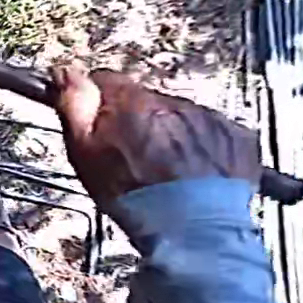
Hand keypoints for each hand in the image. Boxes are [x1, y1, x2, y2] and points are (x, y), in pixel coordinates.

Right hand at [51, 64, 261, 207]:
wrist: (191, 229)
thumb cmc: (131, 193)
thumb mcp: (82, 150)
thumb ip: (73, 105)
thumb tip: (66, 72)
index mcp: (130, 102)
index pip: (106, 80)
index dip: (97, 102)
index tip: (97, 122)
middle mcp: (171, 101)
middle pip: (144, 100)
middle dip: (136, 120)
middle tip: (130, 155)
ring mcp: (206, 118)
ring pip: (177, 115)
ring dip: (168, 133)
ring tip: (162, 168)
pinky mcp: (235, 136)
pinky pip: (210, 130)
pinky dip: (200, 145)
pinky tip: (190, 171)